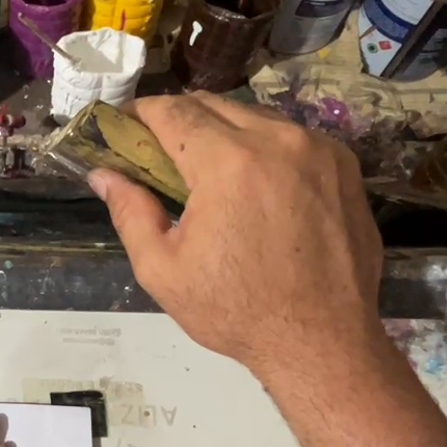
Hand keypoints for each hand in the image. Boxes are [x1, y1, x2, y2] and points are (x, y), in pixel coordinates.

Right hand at [89, 92, 384, 380]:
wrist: (322, 341)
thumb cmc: (234, 309)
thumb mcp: (162, 269)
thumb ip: (129, 212)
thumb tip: (103, 174)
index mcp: (228, 163)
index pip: (173, 112)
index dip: (141, 112)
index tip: (122, 125)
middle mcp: (277, 141)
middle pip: (212, 104)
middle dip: (178, 119)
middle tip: (156, 150)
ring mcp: (318, 149)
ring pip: (253, 116)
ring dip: (220, 130)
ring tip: (204, 169)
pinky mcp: (343, 165)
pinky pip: (290, 136)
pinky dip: (261, 146)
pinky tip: (251, 183)